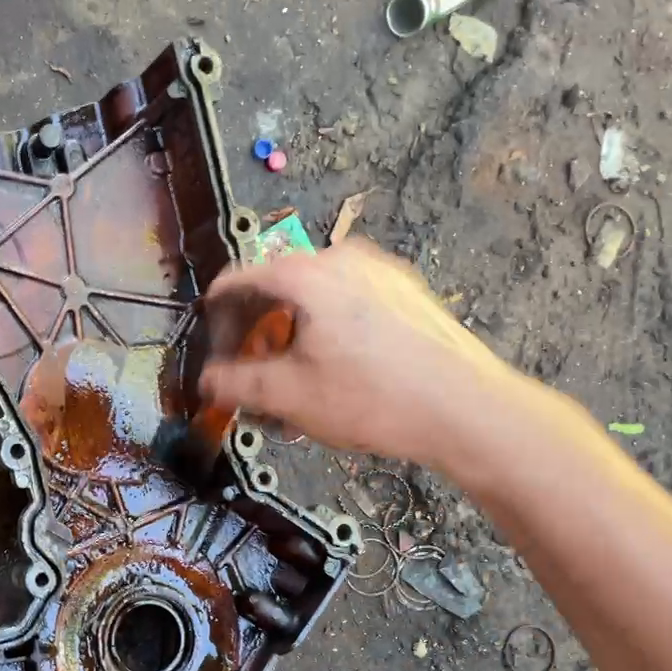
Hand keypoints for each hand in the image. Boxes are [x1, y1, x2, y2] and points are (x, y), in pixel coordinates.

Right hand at [199, 241, 529, 472]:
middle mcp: (344, 260)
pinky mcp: (406, 295)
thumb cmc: (372, 399)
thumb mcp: (286, 396)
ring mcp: (382, 274)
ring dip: (286, 333)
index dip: (215, 316)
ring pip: (311, 296)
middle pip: (275, 285)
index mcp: (308, 275)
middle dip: (252, 329)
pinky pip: (345, 303)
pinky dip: (322, 330)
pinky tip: (327, 371)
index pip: (237, 280)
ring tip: (287, 377)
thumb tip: (206, 380)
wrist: (465, 410)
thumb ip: (233, 384)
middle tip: (245, 370)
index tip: (211, 349)